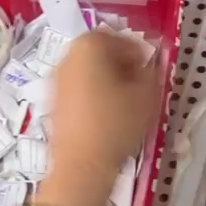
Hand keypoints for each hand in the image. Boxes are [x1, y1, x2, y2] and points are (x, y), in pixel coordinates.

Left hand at [48, 32, 160, 191]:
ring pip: (90, 75)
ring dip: (108, 84)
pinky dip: (94, 99)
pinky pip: (80, 93)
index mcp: (91, 45)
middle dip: (122, 68)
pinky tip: (107, 118)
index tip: (151, 71)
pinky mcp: (54, 104)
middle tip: (139, 87)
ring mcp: (57, 80)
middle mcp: (69, 56)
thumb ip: (152, 74)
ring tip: (125, 105)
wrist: (82, 165)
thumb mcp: (146, 97)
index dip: (140, 55)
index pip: (121, 40)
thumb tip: (148, 68)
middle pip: (102, 55)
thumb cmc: (116, 125)